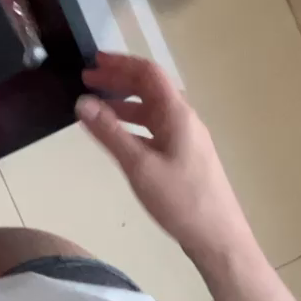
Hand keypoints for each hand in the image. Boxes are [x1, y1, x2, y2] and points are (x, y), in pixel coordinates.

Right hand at [76, 52, 259, 264]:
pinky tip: (117, 133)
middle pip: (150, 87)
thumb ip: (109, 132)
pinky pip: (154, 126)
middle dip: (118, 79)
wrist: (219, 240)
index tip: (94, 60)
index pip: (148, 73)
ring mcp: (186, 138)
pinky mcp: (184, 155)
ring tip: (96, 104)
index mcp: (177, 114)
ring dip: (123, 100)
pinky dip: (132, 121)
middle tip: (87, 78)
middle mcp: (184, 119)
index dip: (120, 63)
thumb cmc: (181, 201)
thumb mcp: (138, 166)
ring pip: (151, 108)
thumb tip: (82, 102)